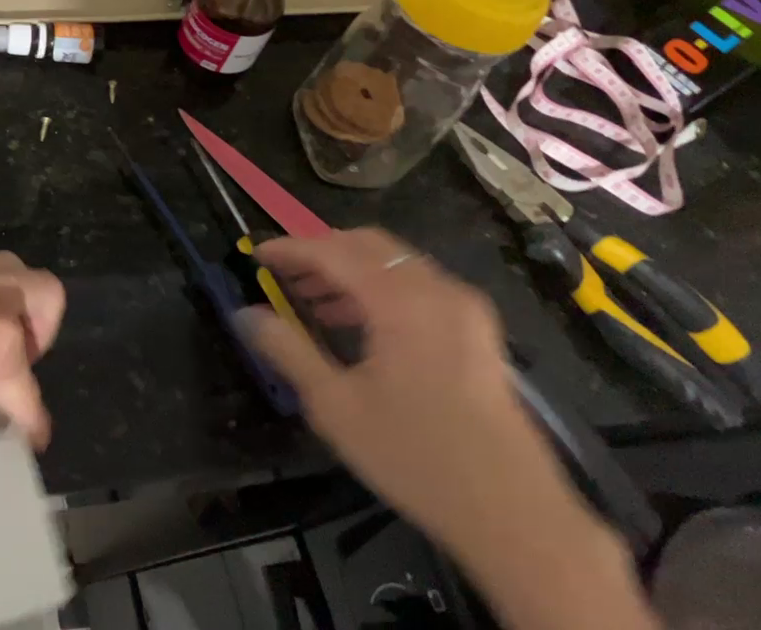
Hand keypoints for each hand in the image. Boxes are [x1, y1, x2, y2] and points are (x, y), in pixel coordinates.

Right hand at [239, 229, 577, 556]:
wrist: (514, 514)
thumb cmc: (415, 457)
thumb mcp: (335, 406)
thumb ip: (288, 351)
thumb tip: (246, 314)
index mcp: (402, 302)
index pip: (334, 252)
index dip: (290, 249)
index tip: (254, 254)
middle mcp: (438, 291)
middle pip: (369, 245)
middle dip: (321, 252)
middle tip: (282, 274)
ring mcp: (465, 309)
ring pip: (396, 264)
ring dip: (349, 271)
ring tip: (310, 301)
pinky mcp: (478, 331)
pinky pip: (419, 287)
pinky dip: (379, 289)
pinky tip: (356, 323)